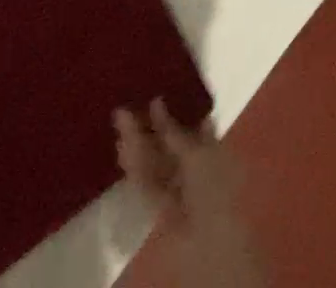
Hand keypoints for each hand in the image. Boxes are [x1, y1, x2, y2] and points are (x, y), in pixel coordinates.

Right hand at [116, 99, 265, 287]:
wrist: (210, 246)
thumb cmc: (213, 191)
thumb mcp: (196, 153)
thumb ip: (172, 129)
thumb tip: (156, 101)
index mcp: (215, 152)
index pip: (196, 123)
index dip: (178, 106)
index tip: (155, 89)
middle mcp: (198, 169)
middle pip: (171, 141)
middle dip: (150, 125)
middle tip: (129, 102)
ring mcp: (179, 188)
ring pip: (156, 160)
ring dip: (138, 141)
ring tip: (120, 118)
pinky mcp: (161, 205)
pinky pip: (147, 181)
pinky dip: (134, 165)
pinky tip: (121, 147)